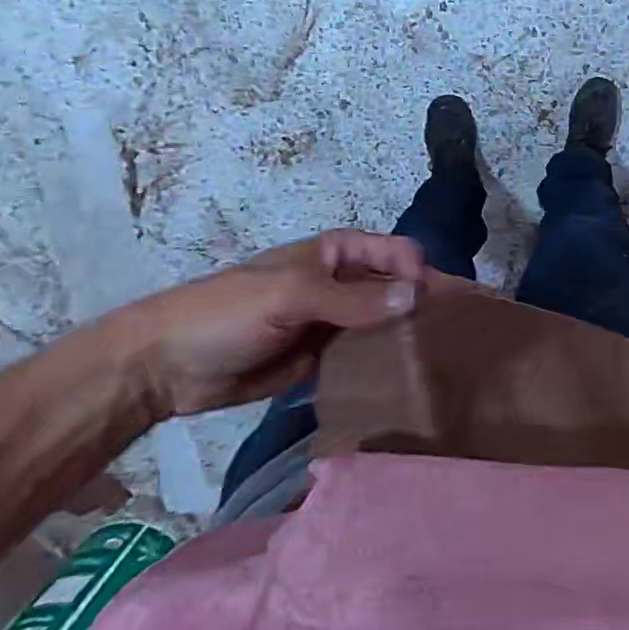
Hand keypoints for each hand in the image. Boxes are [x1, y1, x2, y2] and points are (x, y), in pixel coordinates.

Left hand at [107, 229, 432, 418]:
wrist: (162, 369)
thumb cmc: (226, 312)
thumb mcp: (291, 295)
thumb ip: (354, 298)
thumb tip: (419, 295)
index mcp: (340, 252)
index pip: (399, 253)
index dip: (422, 272)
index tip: (438, 305)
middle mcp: (346, 282)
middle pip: (400, 287)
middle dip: (429, 303)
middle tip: (466, 331)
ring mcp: (337, 321)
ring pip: (388, 321)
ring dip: (412, 335)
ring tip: (450, 357)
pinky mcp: (325, 357)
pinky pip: (367, 354)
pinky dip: (388, 361)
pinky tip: (412, 377)